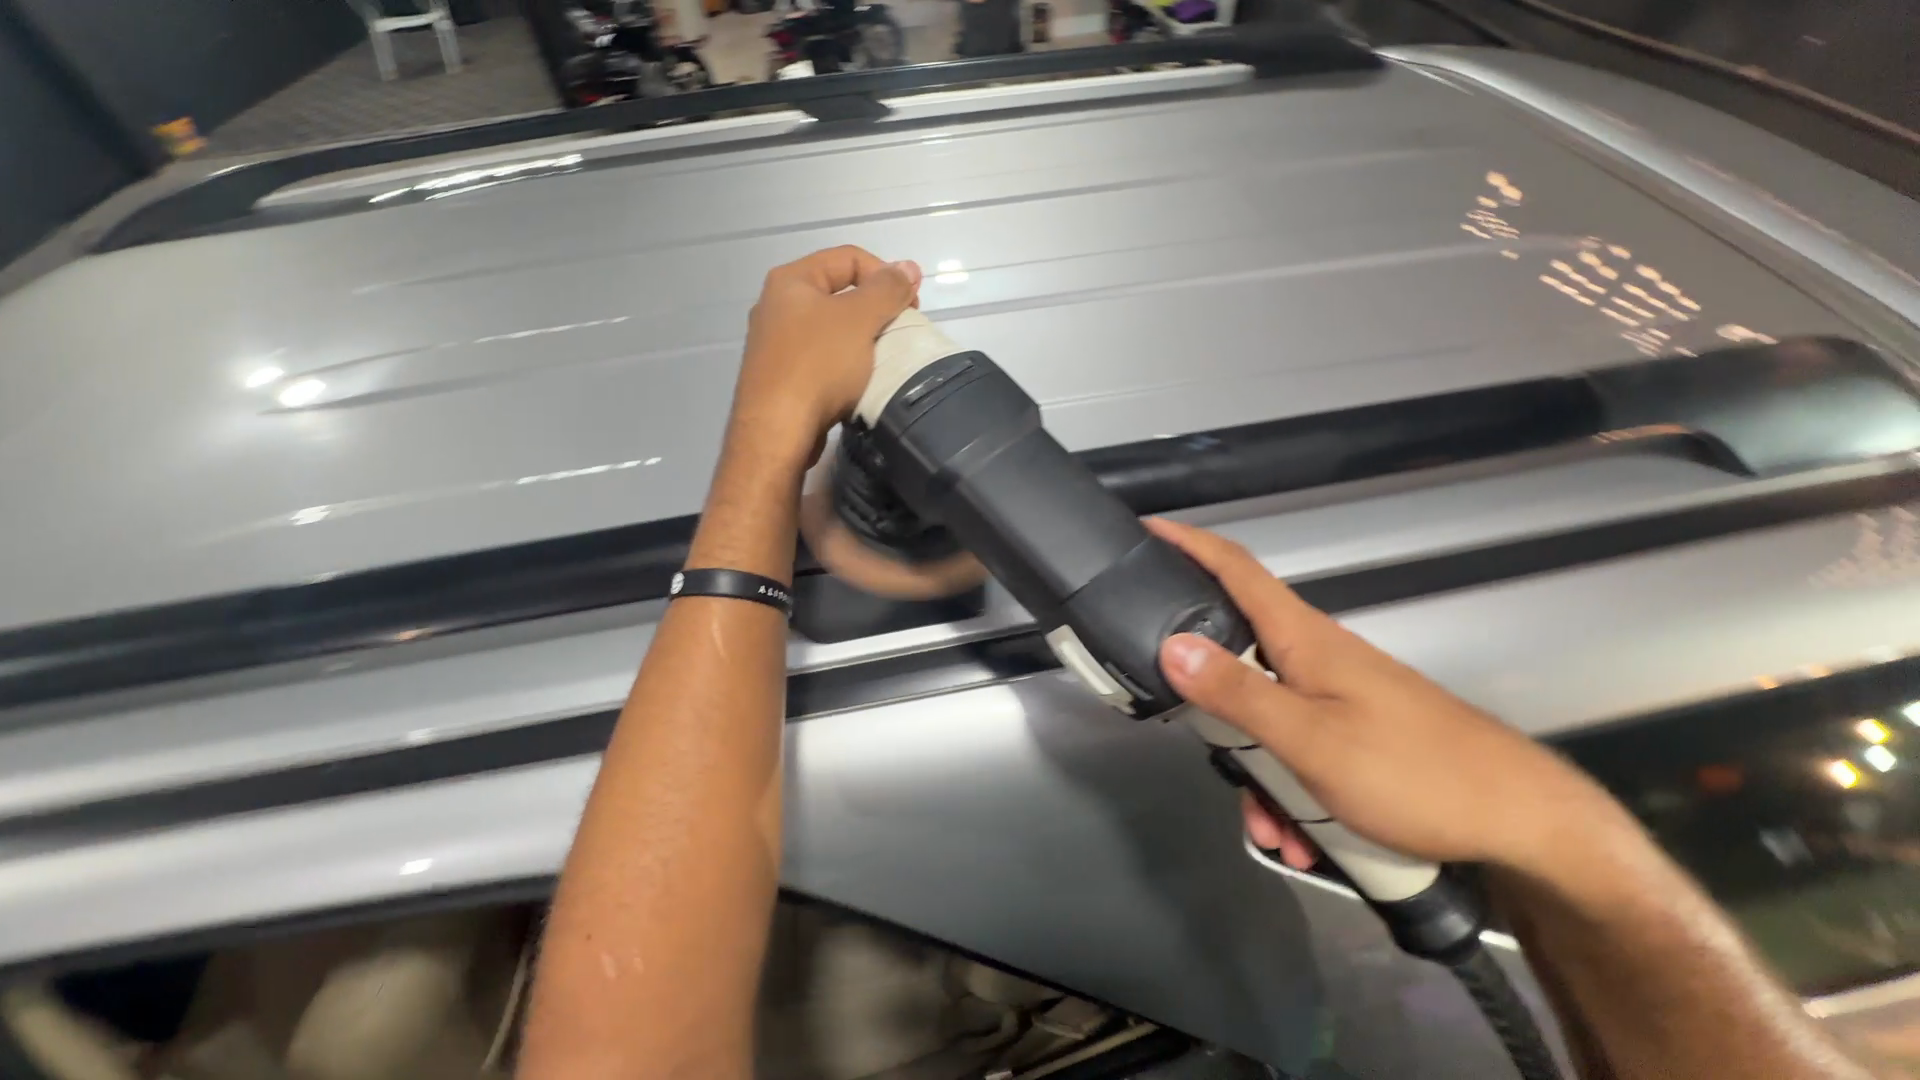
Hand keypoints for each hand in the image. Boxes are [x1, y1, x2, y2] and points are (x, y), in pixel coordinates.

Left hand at [735, 246, 921, 460]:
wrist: (777, 430)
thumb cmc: (818, 365)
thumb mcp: (859, 319)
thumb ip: (887, 290)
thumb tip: (909, 267)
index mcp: (791, 281)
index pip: (849, 258)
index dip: (886, 275)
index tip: (911, 306)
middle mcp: (777, 306)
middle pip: (840, 294)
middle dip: (876, 310)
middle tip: (901, 333)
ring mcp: (776, 344)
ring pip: (832, 329)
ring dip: (863, 340)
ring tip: (884, 359)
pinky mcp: (781, 378)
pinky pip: (822, 359)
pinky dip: (846, 365)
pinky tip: (859, 383)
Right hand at [1148, 518, 1626, 879]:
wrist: (1521, 823)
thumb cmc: (1414, 772)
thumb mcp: (1310, 741)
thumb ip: (1237, 693)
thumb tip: (1171, 645)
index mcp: (1304, 640)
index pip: (1237, 569)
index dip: (1188, 544)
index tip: (1145, 531)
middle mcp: (1316, 657)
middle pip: (1236, 658)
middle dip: (1213, 712)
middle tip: (1206, 752)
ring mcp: (1337, 695)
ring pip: (1265, 720)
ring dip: (1258, 776)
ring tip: (1275, 831)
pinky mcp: (1354, 731)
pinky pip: (1298, 751)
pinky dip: (1291, 793)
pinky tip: (1304, 839)